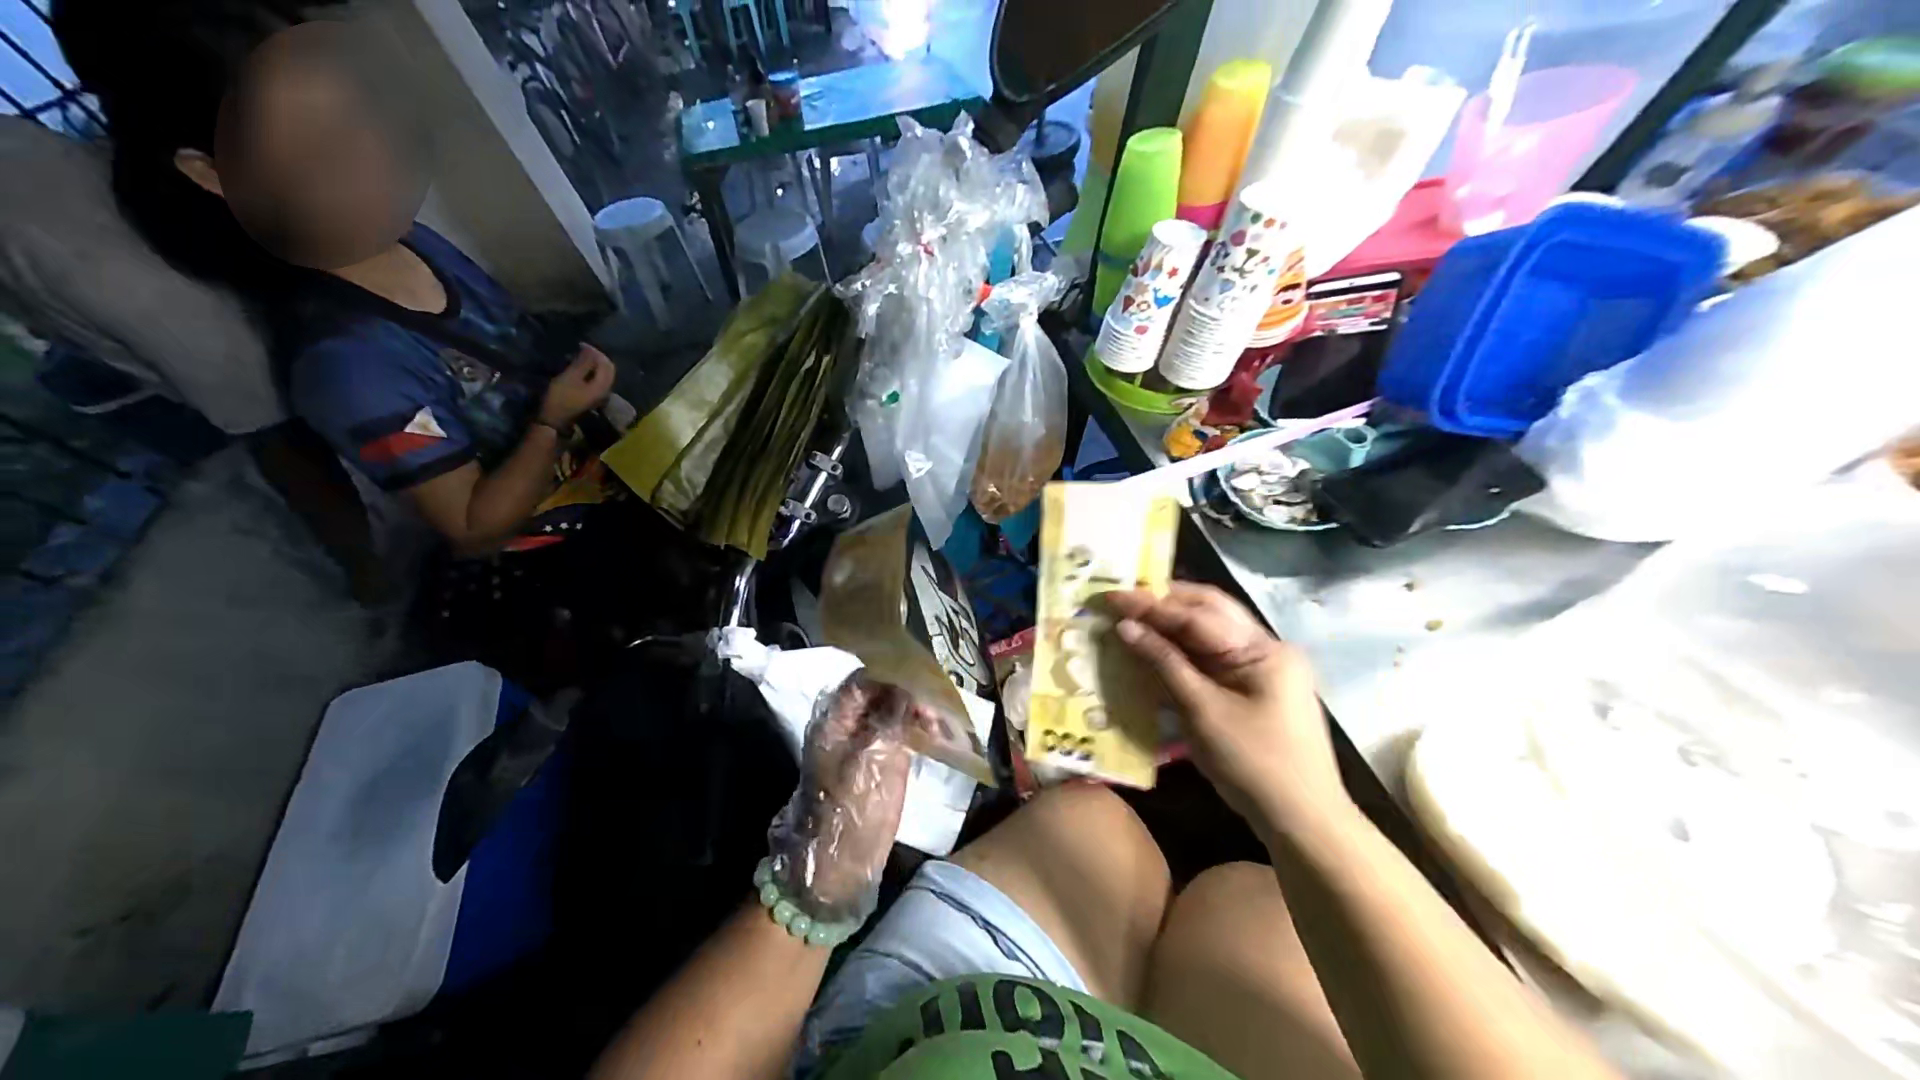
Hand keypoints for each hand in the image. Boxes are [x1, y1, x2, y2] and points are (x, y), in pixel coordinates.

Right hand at [537, 345, 615, 429]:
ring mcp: (600, 395)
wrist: (554, 419)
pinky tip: (579, 367)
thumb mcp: (571, 377)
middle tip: (581, 349)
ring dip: (593, 364)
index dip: (596, 352)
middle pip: (607, 369)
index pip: (607, 364)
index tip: (581, 344)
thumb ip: (584, 363)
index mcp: (604, 385)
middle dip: (596, 357)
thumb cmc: (561, 397)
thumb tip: (591, 349)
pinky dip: (590, 371)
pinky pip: (596, 380)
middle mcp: (606, 390)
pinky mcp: (592, 396)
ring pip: (602, 374)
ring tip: (579, 356)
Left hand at [771, 672, 924, 919]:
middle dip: (910, 694)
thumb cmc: (850, 812)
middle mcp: (846, 730)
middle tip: (940, 703)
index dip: (892, 675)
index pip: (863, 681)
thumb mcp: (872, 759)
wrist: (835, 870)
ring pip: (890, 717)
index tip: (923, 677)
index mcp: (834, 722)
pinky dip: (917, 733)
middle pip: (879, 697)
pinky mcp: (875, 770)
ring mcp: (861, 750)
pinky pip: (897, 738)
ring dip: (917, 714)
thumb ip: (889, 719)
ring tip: (944, 722)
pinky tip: (937, 737)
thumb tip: (907, 688)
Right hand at [1108, 583, 1348, 833]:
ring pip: (1208, 633)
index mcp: (1263, 648)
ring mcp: (1261, 668)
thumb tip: (1125, 627)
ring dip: (1170, 625)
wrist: (1302, 820)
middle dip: (1163, 603)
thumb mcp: (1203, 711)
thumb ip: (1164, 663)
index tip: (1112, 595)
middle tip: (1122, 598)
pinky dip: (1181, 651)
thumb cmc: (1254, 763)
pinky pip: (1211, 658)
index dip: (1151, 604)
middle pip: (1208, 612)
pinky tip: (1153, 649)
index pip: (1198, 615)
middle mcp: (1265, 648)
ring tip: (1130, 617)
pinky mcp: (1251, 688)